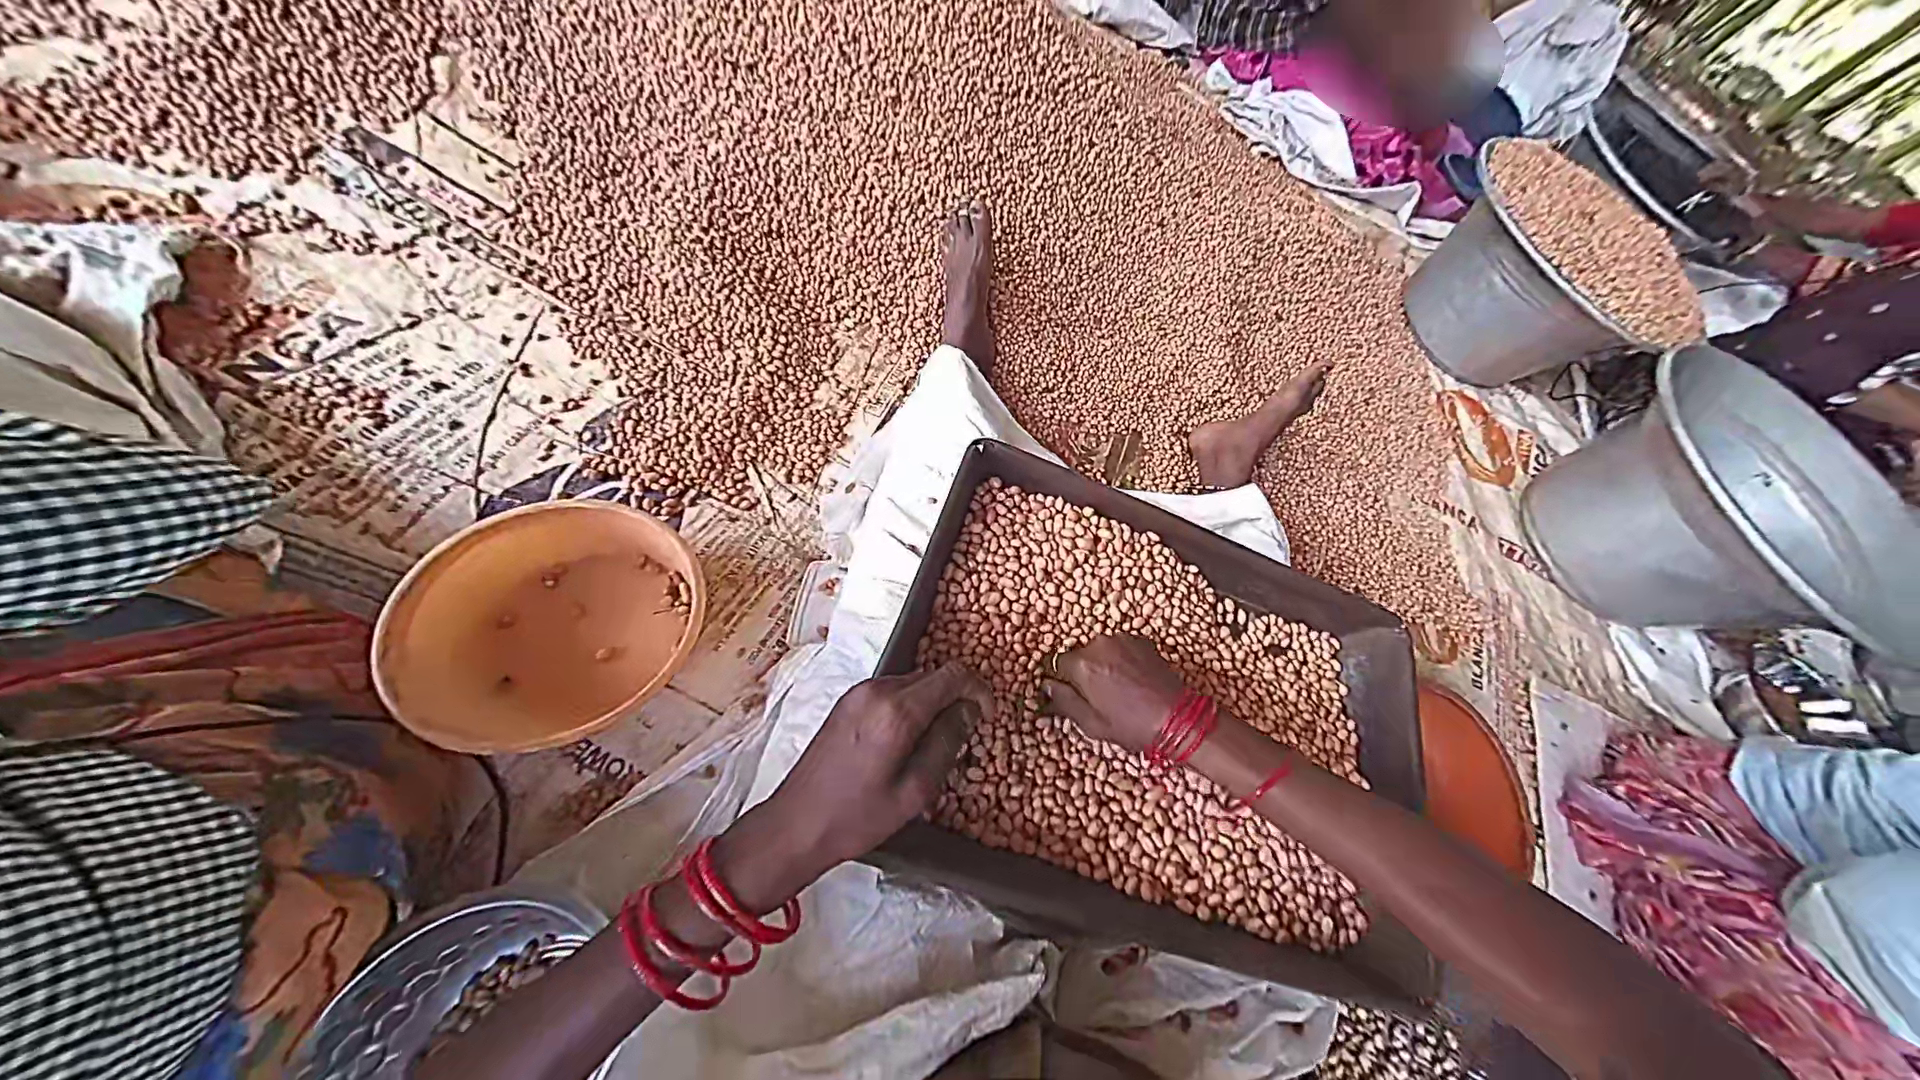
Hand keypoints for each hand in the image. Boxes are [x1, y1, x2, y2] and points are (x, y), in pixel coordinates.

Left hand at [732, 662, 992, 894]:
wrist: (794, 824)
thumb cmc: (856, 817)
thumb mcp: (916, 790)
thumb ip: (947, 741)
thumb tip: (969, 710)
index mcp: (896, 709)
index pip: (953, 675)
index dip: (978, 691)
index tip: (985, 717)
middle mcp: (877, 689)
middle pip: (933, 677)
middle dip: (954, 701)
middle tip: (959, 740)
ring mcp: (858, 692)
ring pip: (913, 685)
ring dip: (931, 706)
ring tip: (930, 749)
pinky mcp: (847, 702)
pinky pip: (892, 694)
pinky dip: (909, 709)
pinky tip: (904, 745)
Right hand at [1040, 634, 1183, 752]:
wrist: (1181, 720)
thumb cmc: (1133, 726)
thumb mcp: (1091, 724)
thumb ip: (1064, 701)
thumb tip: (1047, 687)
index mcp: (1082, 665)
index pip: (1057, 664)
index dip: (1064, 680)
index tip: (1073, 694)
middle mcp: (1099, 645)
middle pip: (1080, 655)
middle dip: (1085, 672)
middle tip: (1100, 696)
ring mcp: (1122, 640)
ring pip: (1100, 650)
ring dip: (1104, 664)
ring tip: (1120, 689)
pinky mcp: (1141, 641)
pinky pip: (1120, 647)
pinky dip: (1122, 659)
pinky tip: (1133, 680)